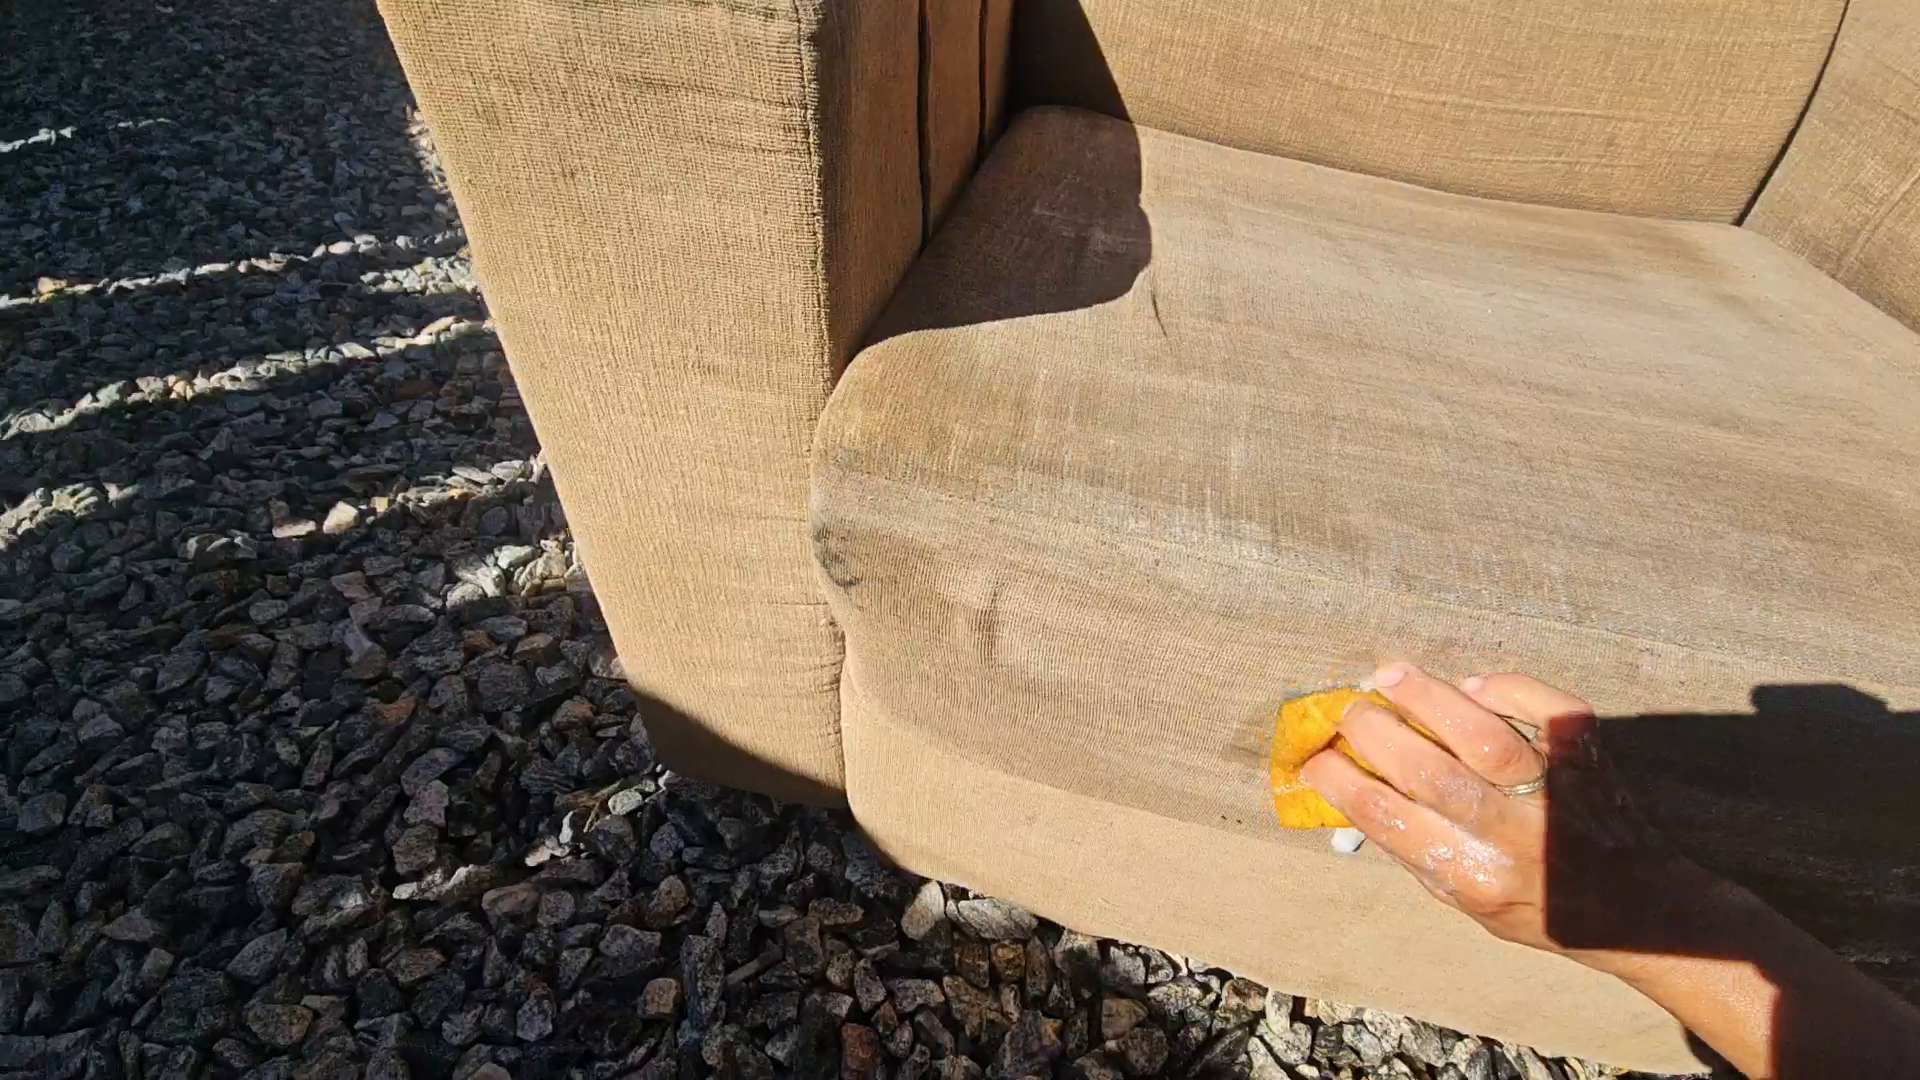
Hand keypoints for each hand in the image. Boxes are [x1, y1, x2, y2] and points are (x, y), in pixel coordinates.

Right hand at [1301, 664, 1688, 957]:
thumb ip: (1405, 842)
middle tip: (1349, 711)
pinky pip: (1549, 710)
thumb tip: (1341, 783)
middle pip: (1427, 770)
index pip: (1382, 815)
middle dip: (1371, 730)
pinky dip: (1505, 688)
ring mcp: (1556, 796)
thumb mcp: (1458, 896)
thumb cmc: (1530, 905)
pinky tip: (1471, 685)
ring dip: (1425, 696)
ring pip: (1483, 735)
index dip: (1335, 776)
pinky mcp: (1590, 761)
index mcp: (1469, 873)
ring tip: (1387, 675)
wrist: (1643, 914)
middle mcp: (1512, 837)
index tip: (1314, 757)